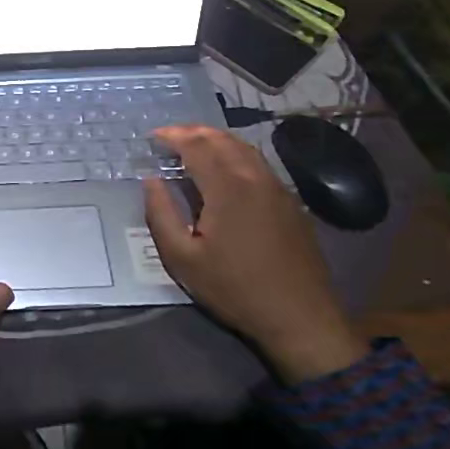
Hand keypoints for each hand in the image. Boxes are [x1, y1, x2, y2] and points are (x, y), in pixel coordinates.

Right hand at [143, 125, 366, 382]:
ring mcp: (277, 188)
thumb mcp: (183, 259)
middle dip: (193, 132)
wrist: (298, 316)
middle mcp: (254, 177)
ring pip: (244, 148)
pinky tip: (226, 169)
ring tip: (194, 146)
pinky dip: (236, 154)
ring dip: (216, 139)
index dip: (172, 136)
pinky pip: (259, 163)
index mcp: (227, 187)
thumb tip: (151, 181)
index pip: (196, 145)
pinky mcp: (290, 202)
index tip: (153, 136)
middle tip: (170, 137)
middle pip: (222, 139)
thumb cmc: (234, 289)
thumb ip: (161, 215)